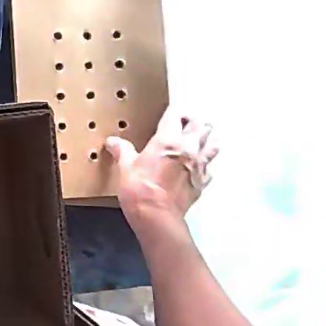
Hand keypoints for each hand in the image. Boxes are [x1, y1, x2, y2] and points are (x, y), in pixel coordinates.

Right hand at [105, 112, 217, 229]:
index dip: (172, 111)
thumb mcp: (125, 167)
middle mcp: (189, 149)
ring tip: (200, 137)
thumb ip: (122, 151)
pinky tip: (198, 166)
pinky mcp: (203, 182)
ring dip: (207, 138)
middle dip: (192, 122)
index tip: (169, 110)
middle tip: (183, 122)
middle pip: (200, 127)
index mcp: (168, 141)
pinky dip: (205, 163)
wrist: (157, 216)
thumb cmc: (138, 188)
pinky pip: (210, 168)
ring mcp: (200, 166)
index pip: (175, 117)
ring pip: (213, 144)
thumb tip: (113, 141)